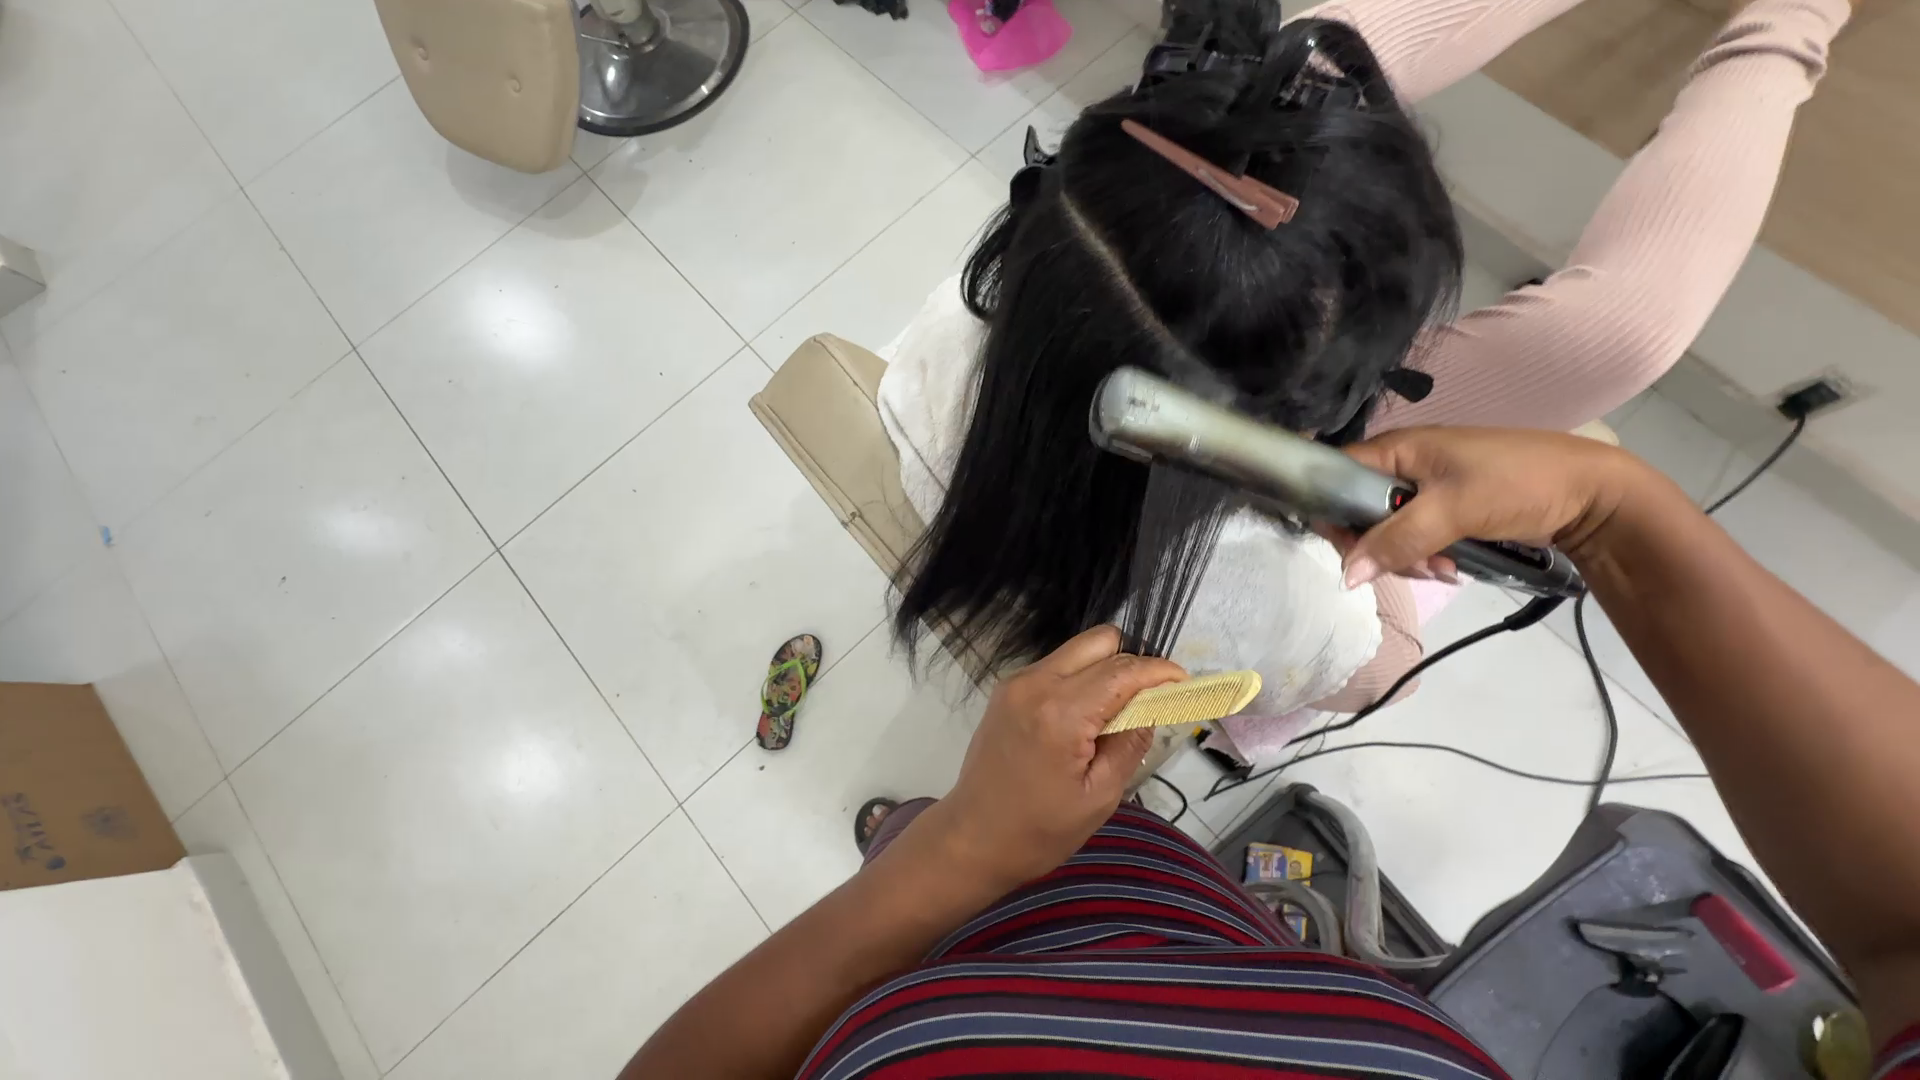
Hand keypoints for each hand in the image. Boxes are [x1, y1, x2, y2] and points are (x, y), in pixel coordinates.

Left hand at [901, 626, 1185, 891]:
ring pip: (1077, 650)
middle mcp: (1035, 683)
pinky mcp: (1007, 690)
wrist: (971, 839)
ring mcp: (1017, 682)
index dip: (1160, 672)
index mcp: (1060, 712)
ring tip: (1118, 714)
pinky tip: (1087, 717)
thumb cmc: (1038, 831)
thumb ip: (1130, 744)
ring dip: (1105, 670)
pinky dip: (1081, 679)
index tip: (1186, 683)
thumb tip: (1152, 709)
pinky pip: (1056, 666)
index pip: (1122, 670)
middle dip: (1133, 663)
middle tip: (1151, 700)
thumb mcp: (1100, 797)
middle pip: (1100, 641)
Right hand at [1337, 427, 1656, 586]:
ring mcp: (1424, 487)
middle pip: (1358, 510)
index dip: (1332, 511)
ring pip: (1386, 529)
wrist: (1595, 494)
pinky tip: (1451, 567)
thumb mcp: (1453, 510)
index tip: (1351, 546)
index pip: (1336, 475)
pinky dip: (1425, 555)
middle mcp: (1403, 463)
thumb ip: (1397, 540)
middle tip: (1410, 564)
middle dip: (1378, 544)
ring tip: (1442, 568)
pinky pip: (1413, 536)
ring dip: (1406, 556)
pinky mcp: (1445, 508)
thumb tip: (1346, 574)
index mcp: (1397, 447)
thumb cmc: (1519, 484)